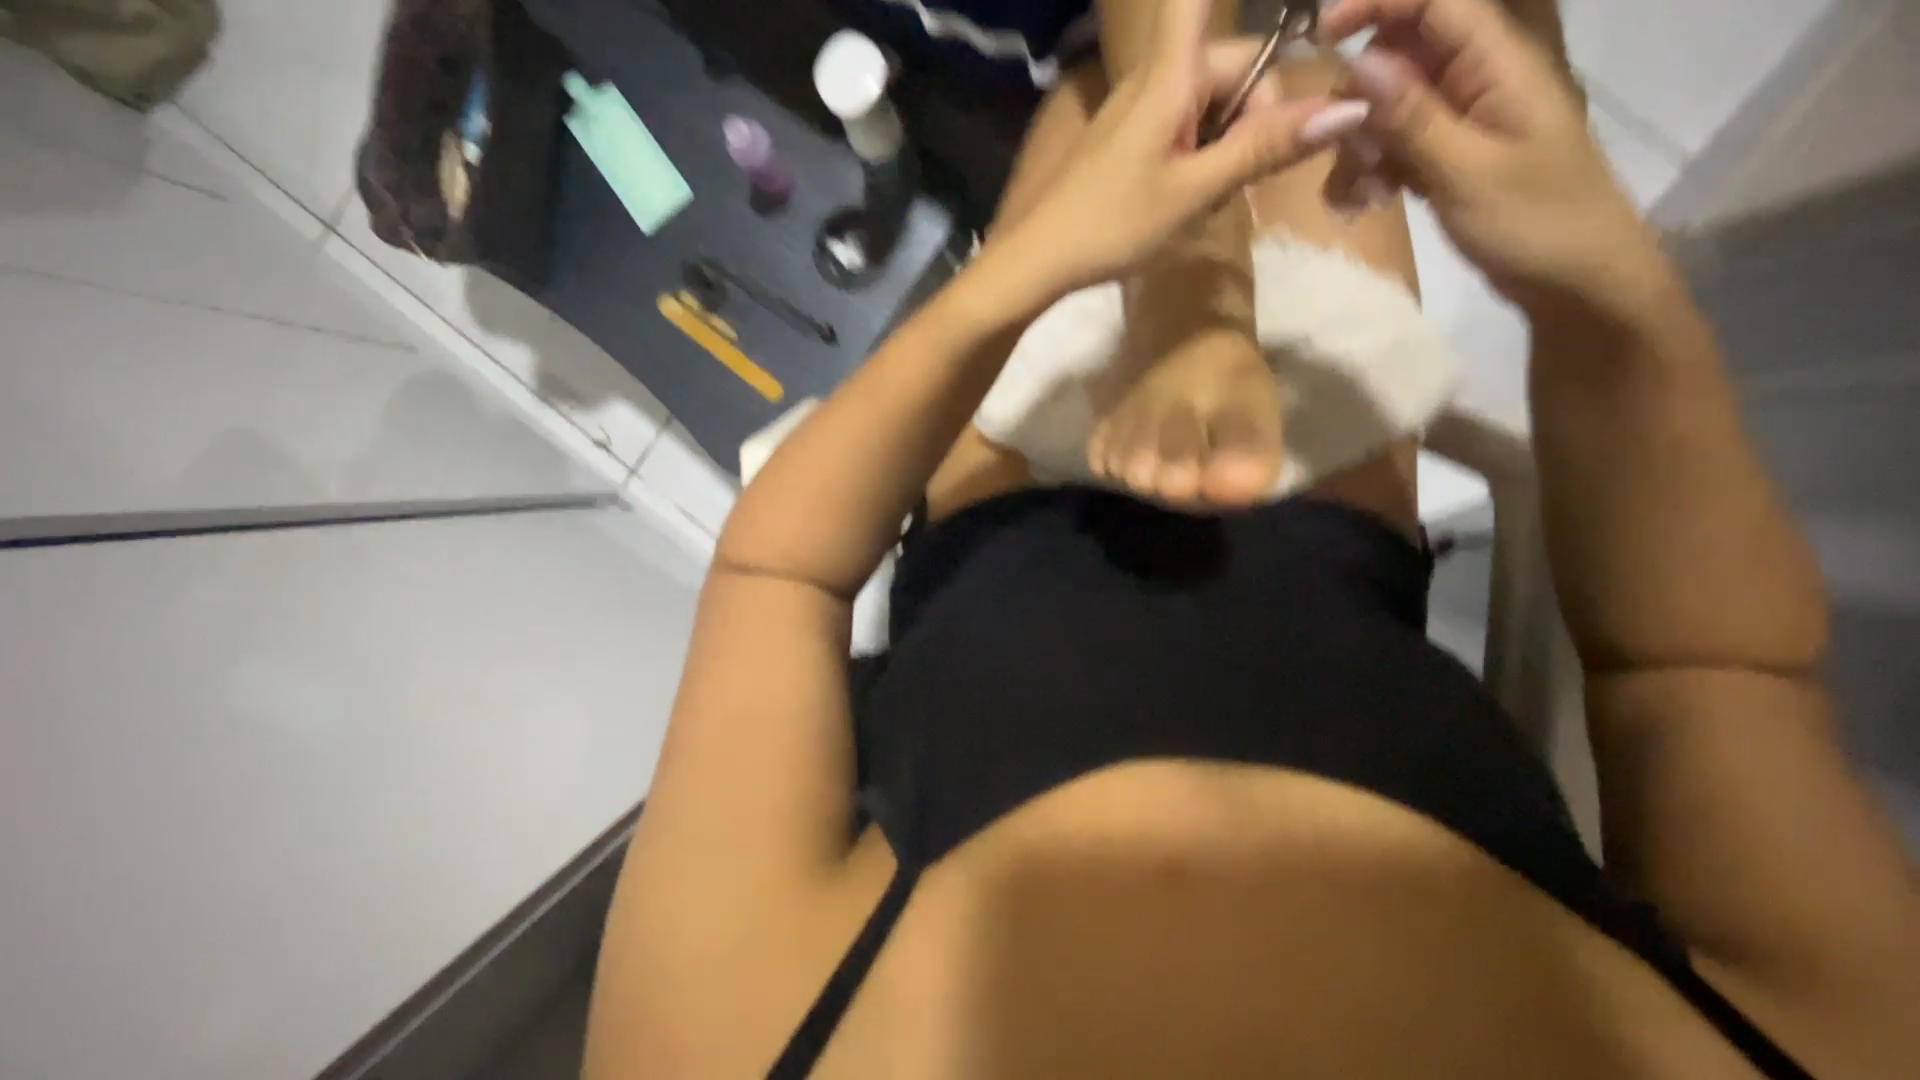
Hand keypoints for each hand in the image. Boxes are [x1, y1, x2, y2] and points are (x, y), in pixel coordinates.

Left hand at [993, 0, 1372, 298]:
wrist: (1036, 260)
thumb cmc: (1112, 224)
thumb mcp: (1195, 192)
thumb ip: (1264, 148)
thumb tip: (1348, 108)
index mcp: (1170, 76)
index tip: (1293, 29)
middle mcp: (1155, 79)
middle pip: (1232, 66)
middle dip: (1254, 114)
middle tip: (1241, 178)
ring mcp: (1139, 110)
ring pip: (1211, 102)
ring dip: (1229, 143)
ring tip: (1210, 196)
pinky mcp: (1129, 138)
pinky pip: (1184, 126)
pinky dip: (1202, 154)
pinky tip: (1190, 198)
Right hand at [1320, 0, 1669, 307]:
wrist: (1577, 284)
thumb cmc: (1537, 223)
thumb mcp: (1468, 173)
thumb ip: (1413, 118)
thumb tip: (1359, 62)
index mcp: (1498, 64)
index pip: (1433, 2)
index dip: (1375, 3)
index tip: (1318, 36)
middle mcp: (1477, 80)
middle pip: (1397, 58)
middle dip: (1357, 103)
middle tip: (1344, 155)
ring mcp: (1461, 120)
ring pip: (1386, 109)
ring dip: (1358, 148)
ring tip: (1356, 198)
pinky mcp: (1448, 156)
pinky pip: (1393, 147)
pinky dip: (1371, 172)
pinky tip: (1365, 207)